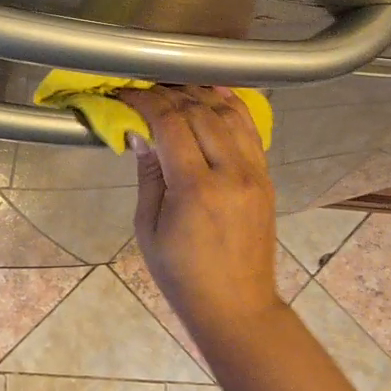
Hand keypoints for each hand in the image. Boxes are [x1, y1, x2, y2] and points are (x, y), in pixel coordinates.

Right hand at [119, 86, 282, 330]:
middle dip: (169, 94)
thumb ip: (149, 174)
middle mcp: (231, 173)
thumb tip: (140, 133)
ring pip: (230, 114)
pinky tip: (215, 93)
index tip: (125, 94)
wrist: (235, 305)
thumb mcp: (148, 227)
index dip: (146, 101)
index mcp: (196, 188)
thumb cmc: (180, 273)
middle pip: (201, 112)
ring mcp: (255, 173)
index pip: (171, 124)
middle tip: (144, 89)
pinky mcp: (266, 178)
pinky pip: (251, 130)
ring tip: (175, 86)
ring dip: (201, 93)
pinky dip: (233, 106)